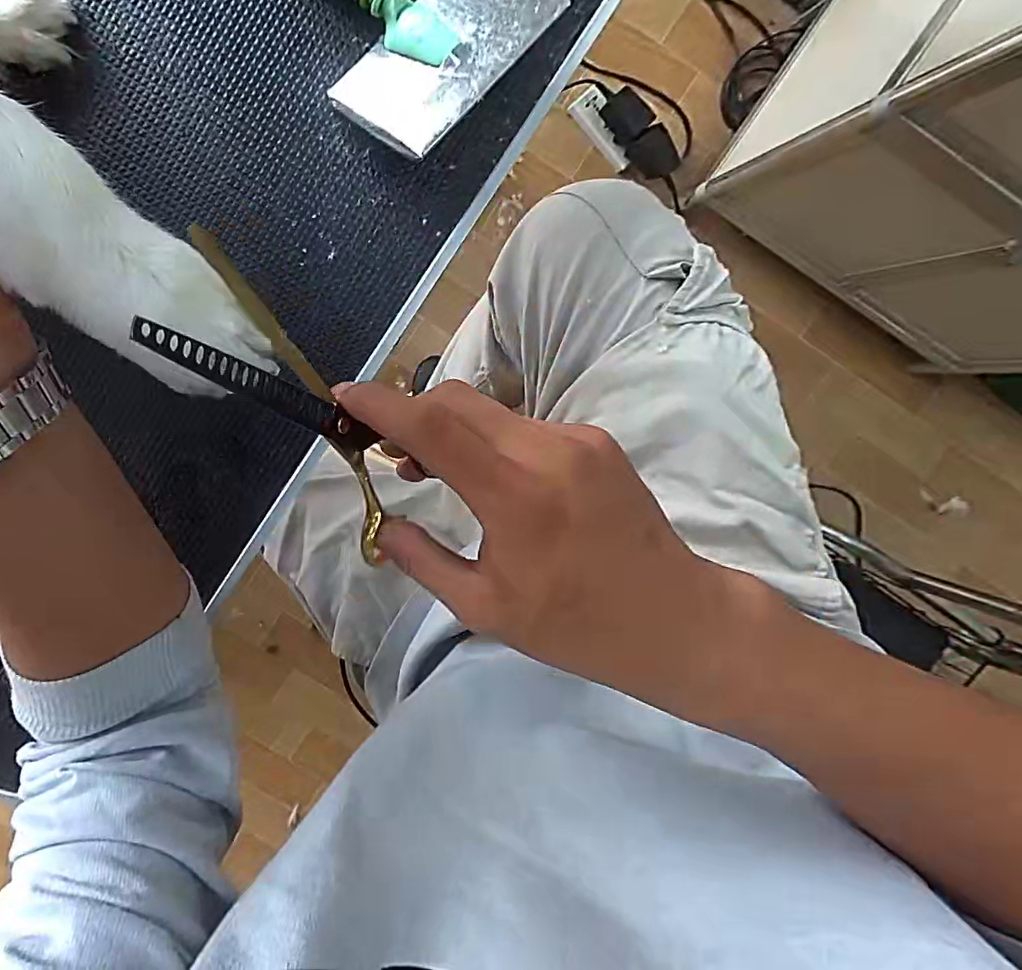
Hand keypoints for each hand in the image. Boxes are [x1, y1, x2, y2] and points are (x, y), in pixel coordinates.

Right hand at [337, 380, 783, 722]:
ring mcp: (577, 438)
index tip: (342, 395)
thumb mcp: (483, 608)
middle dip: (407, 413)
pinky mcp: (594, 439)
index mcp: (516, 496)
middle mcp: (547, 450)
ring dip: (445, 426)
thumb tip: (381, 523)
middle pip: (455, 400)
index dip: (380, 404)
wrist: (678, 619)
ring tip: (426, 468)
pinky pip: (518, 424)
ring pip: (486, 409)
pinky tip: (484, 476)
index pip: (432, 427)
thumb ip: (421, 558)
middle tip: (385, 451)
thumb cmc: (575, 626)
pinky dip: (483, 438)